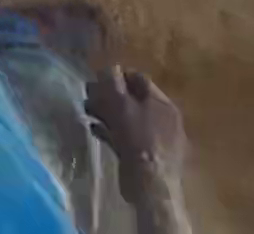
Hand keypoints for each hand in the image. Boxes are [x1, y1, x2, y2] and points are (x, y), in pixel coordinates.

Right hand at [86, 67, 185, 184]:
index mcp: (163, 103)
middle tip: (90, 95)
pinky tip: (96, 130)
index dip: (117, 75)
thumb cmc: (137, 138)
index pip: (139, 79)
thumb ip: (112, 82)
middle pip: (132, 98)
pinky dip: (112, 131)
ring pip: (128, 118)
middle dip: (108, 95)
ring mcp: (157, 140)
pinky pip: (127, 136)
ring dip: (107, 113)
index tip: (98, 78)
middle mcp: (164, 119)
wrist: (149, 185)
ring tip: (89, 112)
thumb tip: (109, 67)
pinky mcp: (148, 157)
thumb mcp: (121, 103)